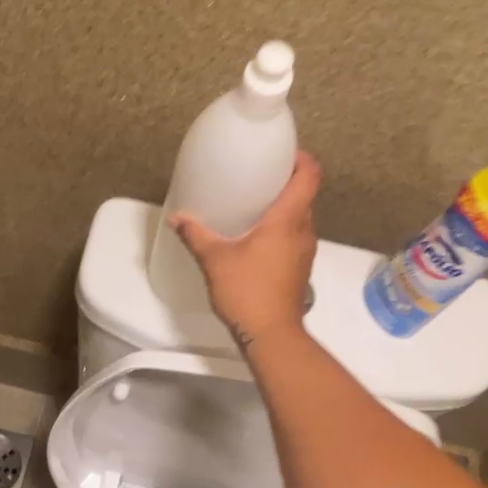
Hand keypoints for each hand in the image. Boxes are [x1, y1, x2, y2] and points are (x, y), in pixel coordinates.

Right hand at [169, 151, 321, 350]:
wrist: (271, 334)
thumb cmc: (247, 291)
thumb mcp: (215, 260)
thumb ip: (196, 235)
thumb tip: (178, 218)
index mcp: (289, 219)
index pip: (310, 175)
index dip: (301, 158)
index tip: (282, 153)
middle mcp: (304, 230)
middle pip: (305, 194)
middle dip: (286, 182)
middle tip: (259, 177)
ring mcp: (305, 251)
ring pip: (300, 218)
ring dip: (284, 208)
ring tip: (255, 206)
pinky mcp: (300, 269)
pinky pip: (294, 237)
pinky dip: (281, 230)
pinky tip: (256, 238)